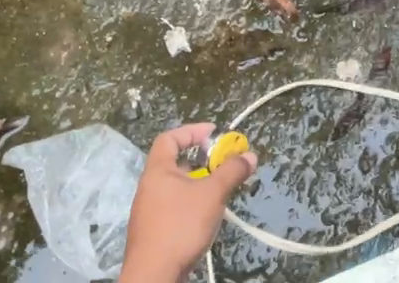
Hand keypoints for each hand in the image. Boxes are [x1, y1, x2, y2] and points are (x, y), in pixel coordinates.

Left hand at [120, 123, 257, 282]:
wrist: (153, 278)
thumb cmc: (181, 226)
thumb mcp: (213, 193)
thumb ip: (232, 171)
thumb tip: (250, 156)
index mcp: (157, 172)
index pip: (169, 138)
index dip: (192, 131)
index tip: (214, 133)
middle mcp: (149, 188)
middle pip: (174, 162)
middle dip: (201, 159)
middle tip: (222, 163)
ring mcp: (148, 212)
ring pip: (176, 186)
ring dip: (199, 182)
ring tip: (219, 190)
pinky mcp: (153, 232)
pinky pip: (174, 206)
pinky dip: (192, 202)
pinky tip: (206, 216)